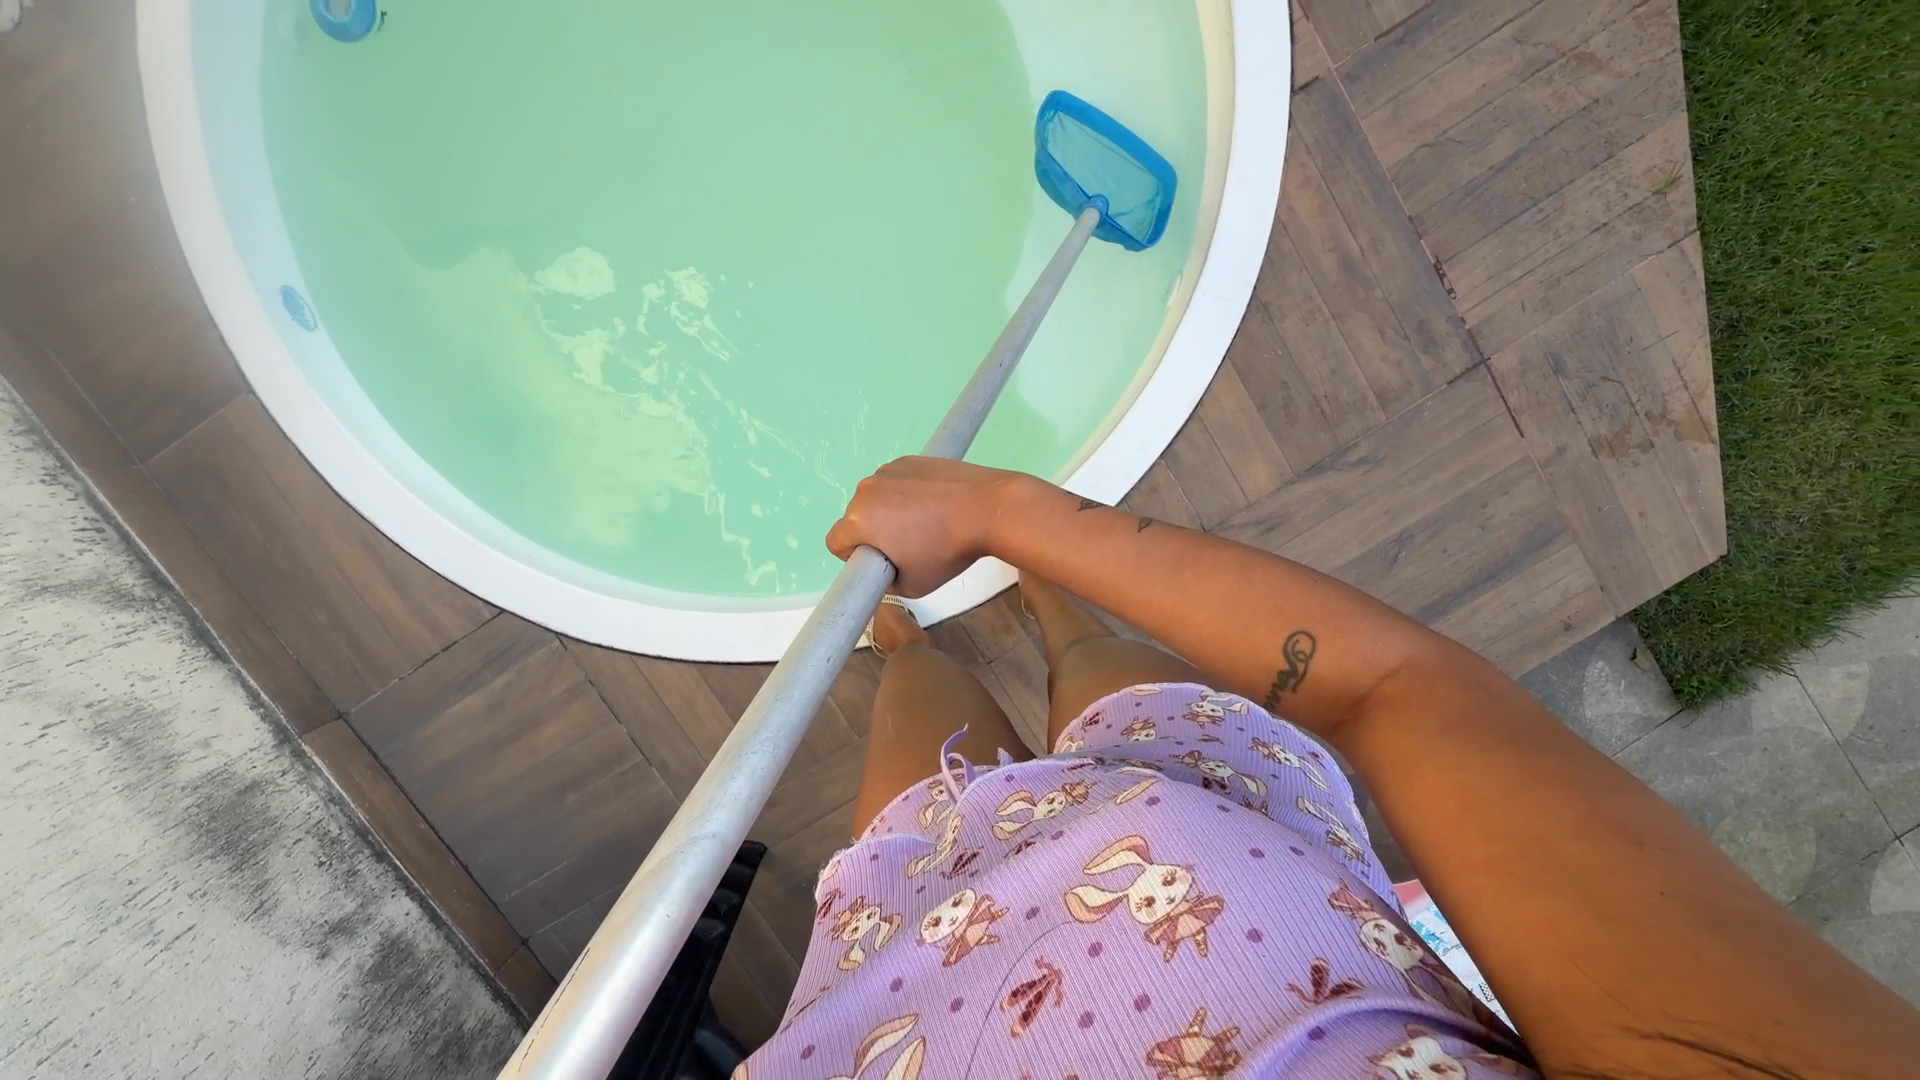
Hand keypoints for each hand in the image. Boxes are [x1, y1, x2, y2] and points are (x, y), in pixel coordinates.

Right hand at [826, 457, 1033, 596]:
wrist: (988, 508)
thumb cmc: (947, 552)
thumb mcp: (913, 585)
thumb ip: (885, 582)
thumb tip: (883, 571)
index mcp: (859, 519)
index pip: (836, 542)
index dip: (855, 557)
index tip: (883, 562)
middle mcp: (866, 489)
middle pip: (857, 518)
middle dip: (876, 532)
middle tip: (911, 545)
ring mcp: (889, 470)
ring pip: (878, 499)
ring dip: (892, 511)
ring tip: (929, 523)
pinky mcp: (911, 459)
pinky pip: (898, 483)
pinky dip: (909, 493)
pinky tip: (936, 503)